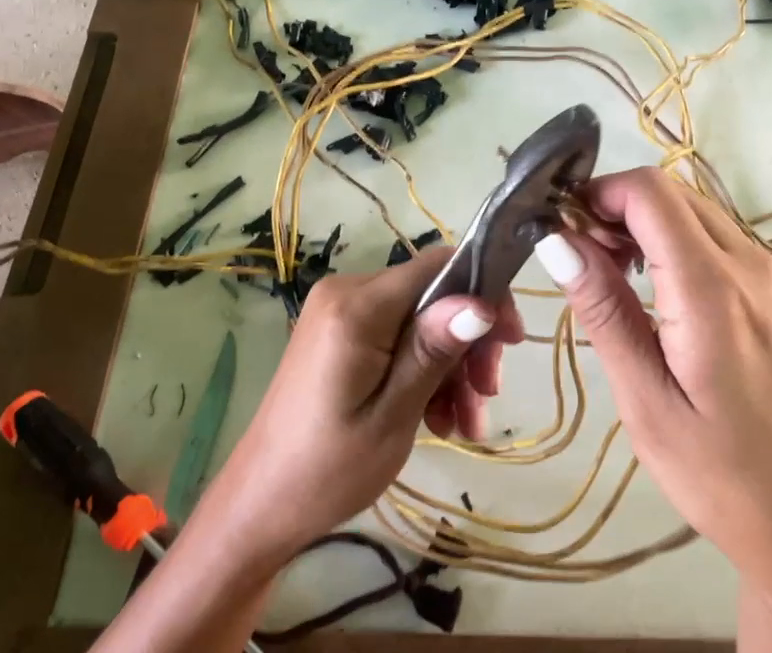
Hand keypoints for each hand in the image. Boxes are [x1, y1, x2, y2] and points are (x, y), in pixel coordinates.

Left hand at [101, 250, 524, 652]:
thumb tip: (481, 302)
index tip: (511, 343)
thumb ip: (433, 351)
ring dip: (451, 368)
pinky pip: (397, 338)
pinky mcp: (339, 337)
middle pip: (432, 295)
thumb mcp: (393, 415)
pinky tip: (439, 420)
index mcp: (357, 306)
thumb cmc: (328, 470)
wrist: (260, 505)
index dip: (484, 293)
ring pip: (420, 320)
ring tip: (464, 427)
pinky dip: (424, 373)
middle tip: (487, 400)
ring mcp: (339, 314)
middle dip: (468, 344)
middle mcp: (347, 294)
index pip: (439, 266)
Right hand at [533, 168, 771, 651]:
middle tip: (580, 261)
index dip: (597, 194)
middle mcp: (751, 266)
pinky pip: (717, 240)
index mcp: (714, 290)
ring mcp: (771, 278)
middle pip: (672, 193)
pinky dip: (675, 244)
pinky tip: (654, 293)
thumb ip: (604, 310)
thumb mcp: (645, 400)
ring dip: (645, 225)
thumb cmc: (719, 475)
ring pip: (695, 212)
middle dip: (616, 208)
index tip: (561, 232)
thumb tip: (556, 241)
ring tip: (610, 279)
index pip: (650, 193)